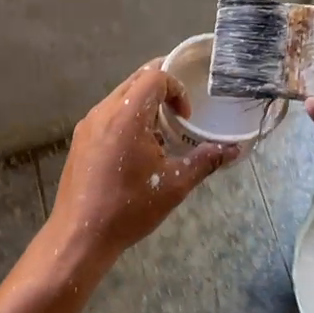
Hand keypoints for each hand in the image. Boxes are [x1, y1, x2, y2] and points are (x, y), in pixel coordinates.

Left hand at [48, 60, 237, 258]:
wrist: (80, 236)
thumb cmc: (129, 208)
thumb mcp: (174, 185)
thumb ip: (205, 161)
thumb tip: (233, 149)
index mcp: (127, 115)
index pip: (154, 76)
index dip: (177, 88)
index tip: (186, 117)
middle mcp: (104, 111)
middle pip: (136, 80)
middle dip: (161, 89)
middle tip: (180, 112)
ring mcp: (88, 124)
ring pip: (120, 96)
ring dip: (143, 104)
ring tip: (160, 133)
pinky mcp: (80, 139)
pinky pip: (108, 113)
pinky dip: (127, 117)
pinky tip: (137, 149)